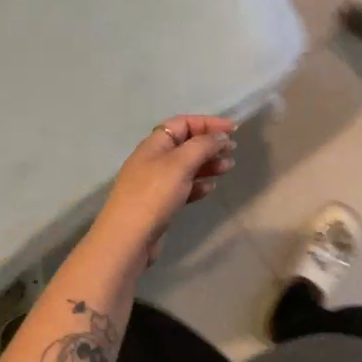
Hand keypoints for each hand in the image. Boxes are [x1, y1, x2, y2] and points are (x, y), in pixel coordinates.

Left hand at [92, 114, 236, 264]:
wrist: (128, 239)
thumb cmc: (154, 194)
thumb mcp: (181, 163)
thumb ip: (203, 145)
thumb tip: (221, 136)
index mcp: (155, 143)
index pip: (183, 123)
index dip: (208, 122)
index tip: (232, 130)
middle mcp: (154, 159)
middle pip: (186, 144)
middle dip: (210, 145)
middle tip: (232, 151)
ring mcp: (155, 183)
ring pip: (187, 166)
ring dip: (208, 164)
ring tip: (228, 168)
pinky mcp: (160, 204)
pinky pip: (183, 187)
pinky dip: (198, 185)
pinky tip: (210, 189)